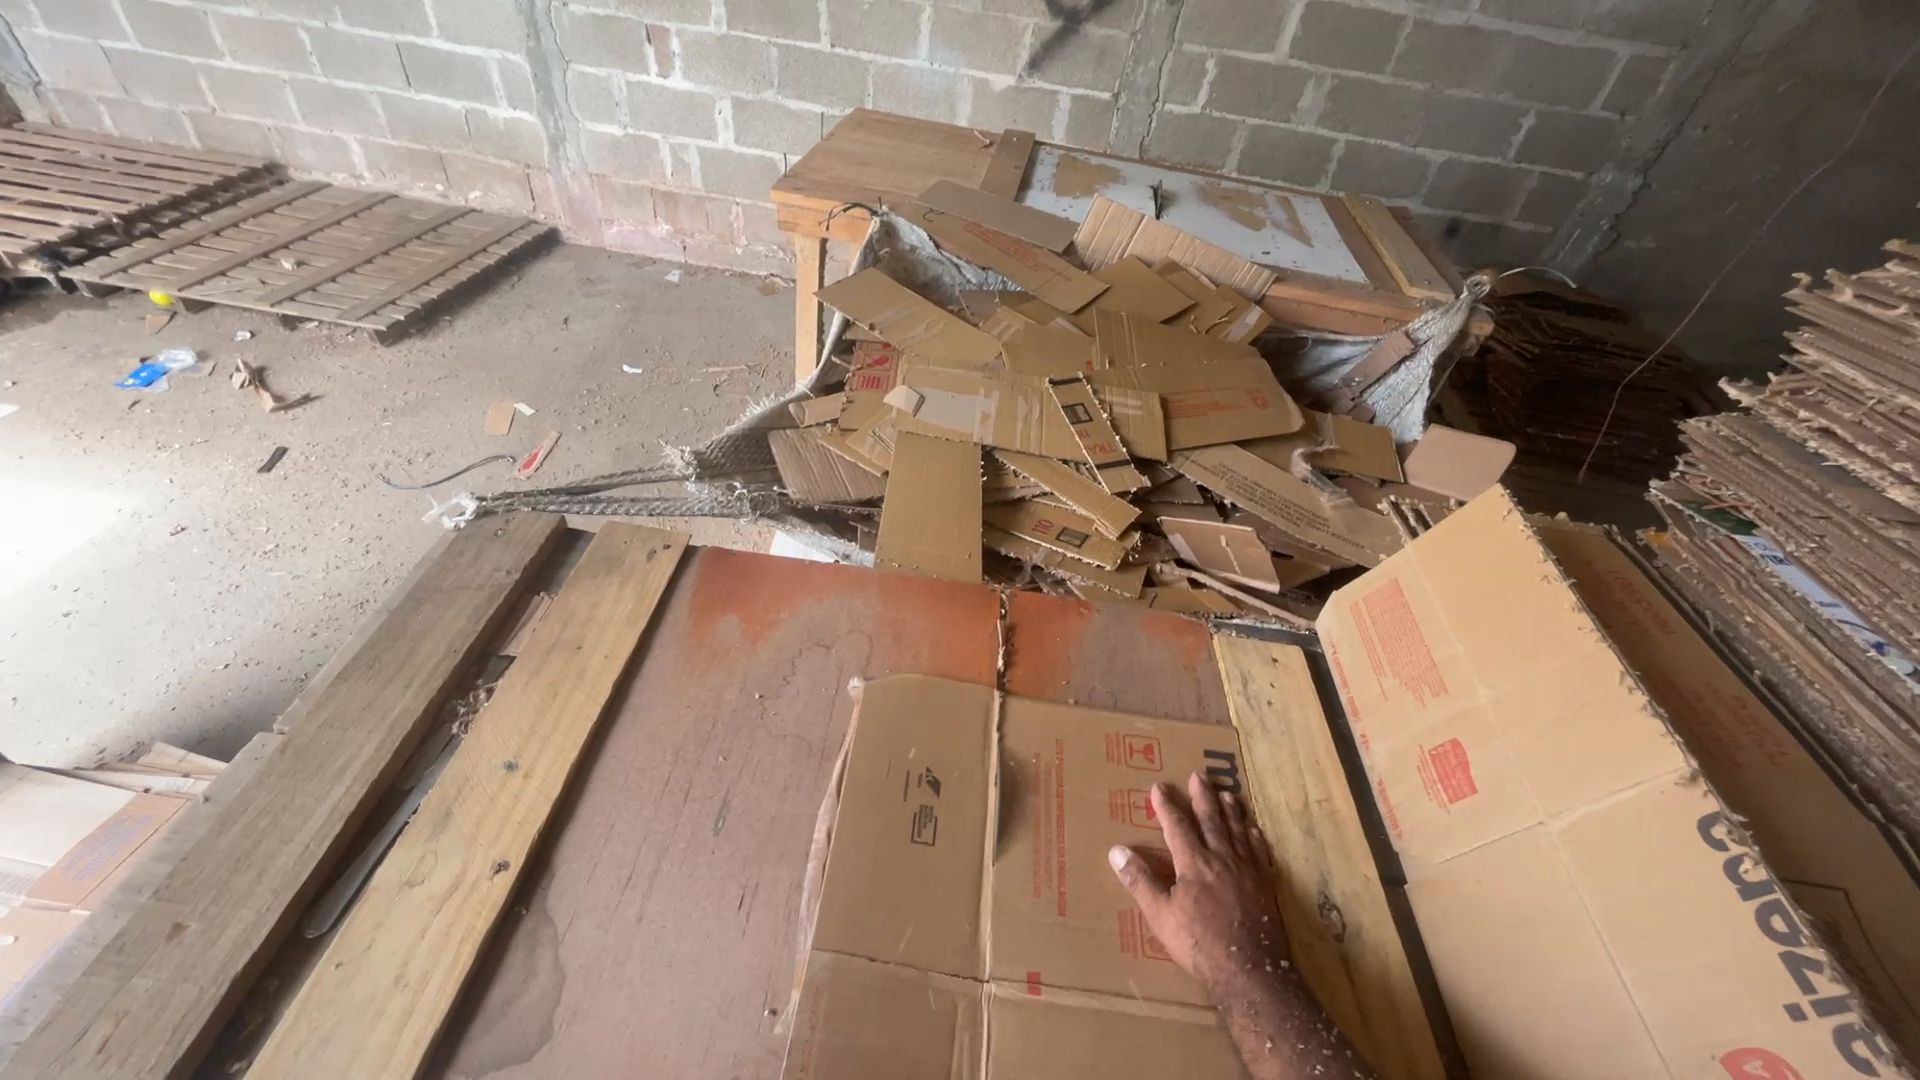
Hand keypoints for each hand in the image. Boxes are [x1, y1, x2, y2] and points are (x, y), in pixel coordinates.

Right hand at [1108, 771, 1289, 999]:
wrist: (1251, 972)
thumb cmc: (1200, 944)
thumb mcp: (1160, 915)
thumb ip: (1140, 881)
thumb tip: (1117, 850)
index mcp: (1193, 863)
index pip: (1177, 826)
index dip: (1166, 806)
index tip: (1158, 787)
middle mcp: (1221, 858)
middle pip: (1211, 820)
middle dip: (1202, 797)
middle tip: (1198, 776)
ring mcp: (1247, 871)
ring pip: (1237, 830)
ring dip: (1230, 810)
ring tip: (1226, 793)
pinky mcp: (1264, 886)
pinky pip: (1259, 852)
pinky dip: (1254, 837)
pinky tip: (1253, 830)